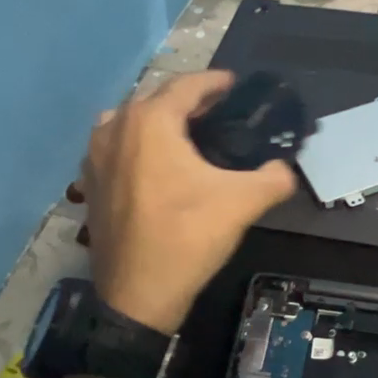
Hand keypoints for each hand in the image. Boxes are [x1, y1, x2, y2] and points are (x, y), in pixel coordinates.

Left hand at [69, 71, 296, 333]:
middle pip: (156, 99)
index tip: (237, 87)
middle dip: (188, 101)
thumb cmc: (187, 238)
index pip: (187, 86)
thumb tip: (287, 168)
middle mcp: (116, 127)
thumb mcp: (242, 203)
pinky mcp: (90, 183)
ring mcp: (95, 156)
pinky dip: (136, 145)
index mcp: (150, 121)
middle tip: (219, 113)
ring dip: (158, 121)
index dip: (216, 83)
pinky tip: (155, 166)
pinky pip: (115, 148)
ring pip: (130, 121)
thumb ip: (274, 177)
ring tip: (186, 136)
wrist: (137, 294)